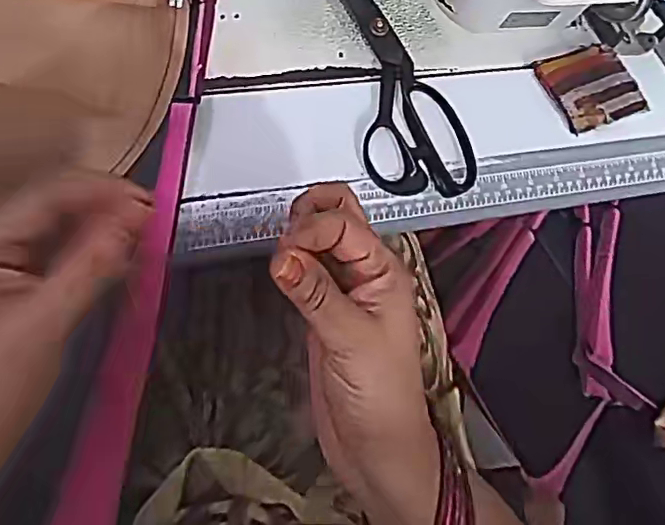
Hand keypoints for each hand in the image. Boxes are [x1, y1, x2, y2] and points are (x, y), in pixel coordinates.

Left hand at [0, 175, 152, 524]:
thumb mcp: (43, 330)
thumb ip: (90, 269)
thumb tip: (135, 219)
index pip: (47, 196)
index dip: (100, 191)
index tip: (146, 201)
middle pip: (53, 206)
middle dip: (103, 206)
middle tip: (151, 216)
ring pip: (59, 228)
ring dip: (100, 226)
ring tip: (143, 230)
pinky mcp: (14, 287)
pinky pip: (58, 253)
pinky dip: (90, 250)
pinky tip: (118, 252)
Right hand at [270, 183, 440, 524]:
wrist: (378, 451)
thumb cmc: (383, 399)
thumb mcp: (350, 340)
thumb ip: (315, 294)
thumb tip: (283, 256)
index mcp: (383, 270)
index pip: (344, 224)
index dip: (312, 229)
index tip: (286, 249)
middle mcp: (364, 272)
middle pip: (338, 215)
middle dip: (309, 214)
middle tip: (285, 238)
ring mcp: (343, 288)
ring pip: (320, 238)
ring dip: (297, 235)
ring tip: (280, 256)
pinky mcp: (322, 308)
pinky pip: (305, 268)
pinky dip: (289, 262)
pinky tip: (280, 271)